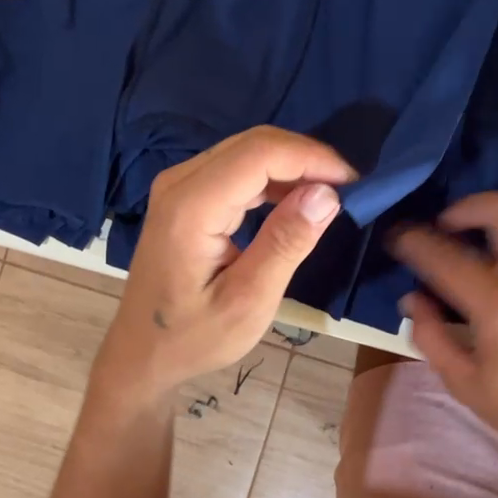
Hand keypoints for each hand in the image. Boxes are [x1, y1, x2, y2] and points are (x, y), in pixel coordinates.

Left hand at [98, 126, 355, 397]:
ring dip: (292, 168)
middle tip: (349, 191)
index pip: (260, 153)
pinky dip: (271, 180)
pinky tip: (296, 203)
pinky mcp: (184, 196)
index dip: (312, 158)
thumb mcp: (248, 301)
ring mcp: (178, 186)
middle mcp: (180, 182)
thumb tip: (327, 194)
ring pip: (246, 152)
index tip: (354, 183)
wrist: (142, 352)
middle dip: (306, 159)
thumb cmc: (193, 337)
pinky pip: (235, 170)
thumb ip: (286, 243)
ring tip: (329, 198)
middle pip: (254, 144)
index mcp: (192, 207)